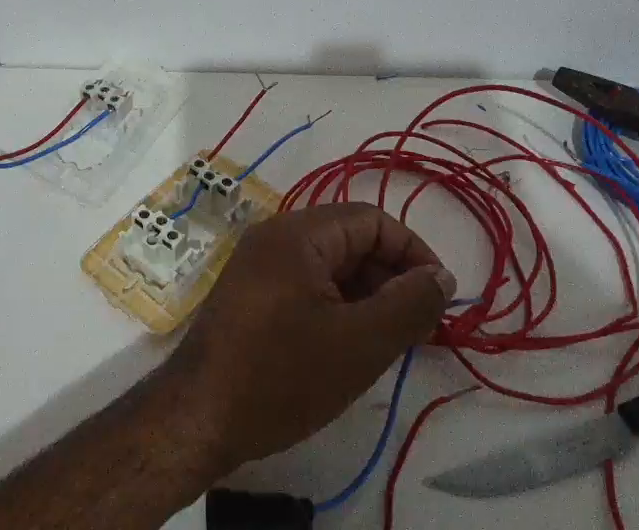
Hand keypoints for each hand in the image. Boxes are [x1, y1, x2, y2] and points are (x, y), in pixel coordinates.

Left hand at [162, 203, 455, 473]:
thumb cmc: (282, 375)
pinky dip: (338, 309)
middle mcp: (274, 238)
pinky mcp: (250, 298)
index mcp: (298, 234)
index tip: (440, 298)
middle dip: (392, 278)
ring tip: (393, 344)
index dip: (413, 253)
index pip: (371, 220)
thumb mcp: (360, 343)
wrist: (198, 417)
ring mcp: (258, 267)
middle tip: (421, 329)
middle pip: (350, 241)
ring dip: (367, 297)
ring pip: (329, 268)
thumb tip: (441, 276)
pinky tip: (352, 349)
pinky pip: (306, 287)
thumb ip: (409, 304)